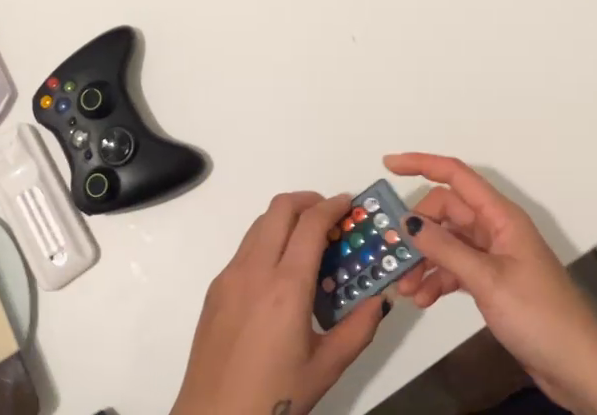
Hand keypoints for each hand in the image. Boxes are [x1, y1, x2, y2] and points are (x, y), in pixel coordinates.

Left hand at [171, 192, 387, 414]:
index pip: (311, 223)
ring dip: (286, 219)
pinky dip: (267, 241)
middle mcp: (255, 269)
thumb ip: (359, 328)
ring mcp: (230, 276)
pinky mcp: (215, 289)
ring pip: (259, 224)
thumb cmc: (275, 398)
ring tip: (309, 241)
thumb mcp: (327, 367)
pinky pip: (245, 248)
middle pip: (280, 208)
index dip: (332, 206)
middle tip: (331, 216)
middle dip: (308, 202)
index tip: (349, 203)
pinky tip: (281, 273)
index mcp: (286, 286)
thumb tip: (381, 298)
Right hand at [386, 154, 596, 391]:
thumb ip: (445, 248)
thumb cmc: (539, 316)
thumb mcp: (487, 280)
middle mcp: (496, 229)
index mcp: (501, 216)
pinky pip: (456, 267)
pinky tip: (423, 299)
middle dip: (417, 229)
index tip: (388, 165)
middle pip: (446, 212)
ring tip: (405, 289)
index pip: (456, 175)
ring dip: (424, 260)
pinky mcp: (494, 281)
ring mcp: (495, 256)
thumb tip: (407, 220)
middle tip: (392, 253)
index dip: (421, 164)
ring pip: (448, 242)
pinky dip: (438, 279)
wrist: (579, 367)